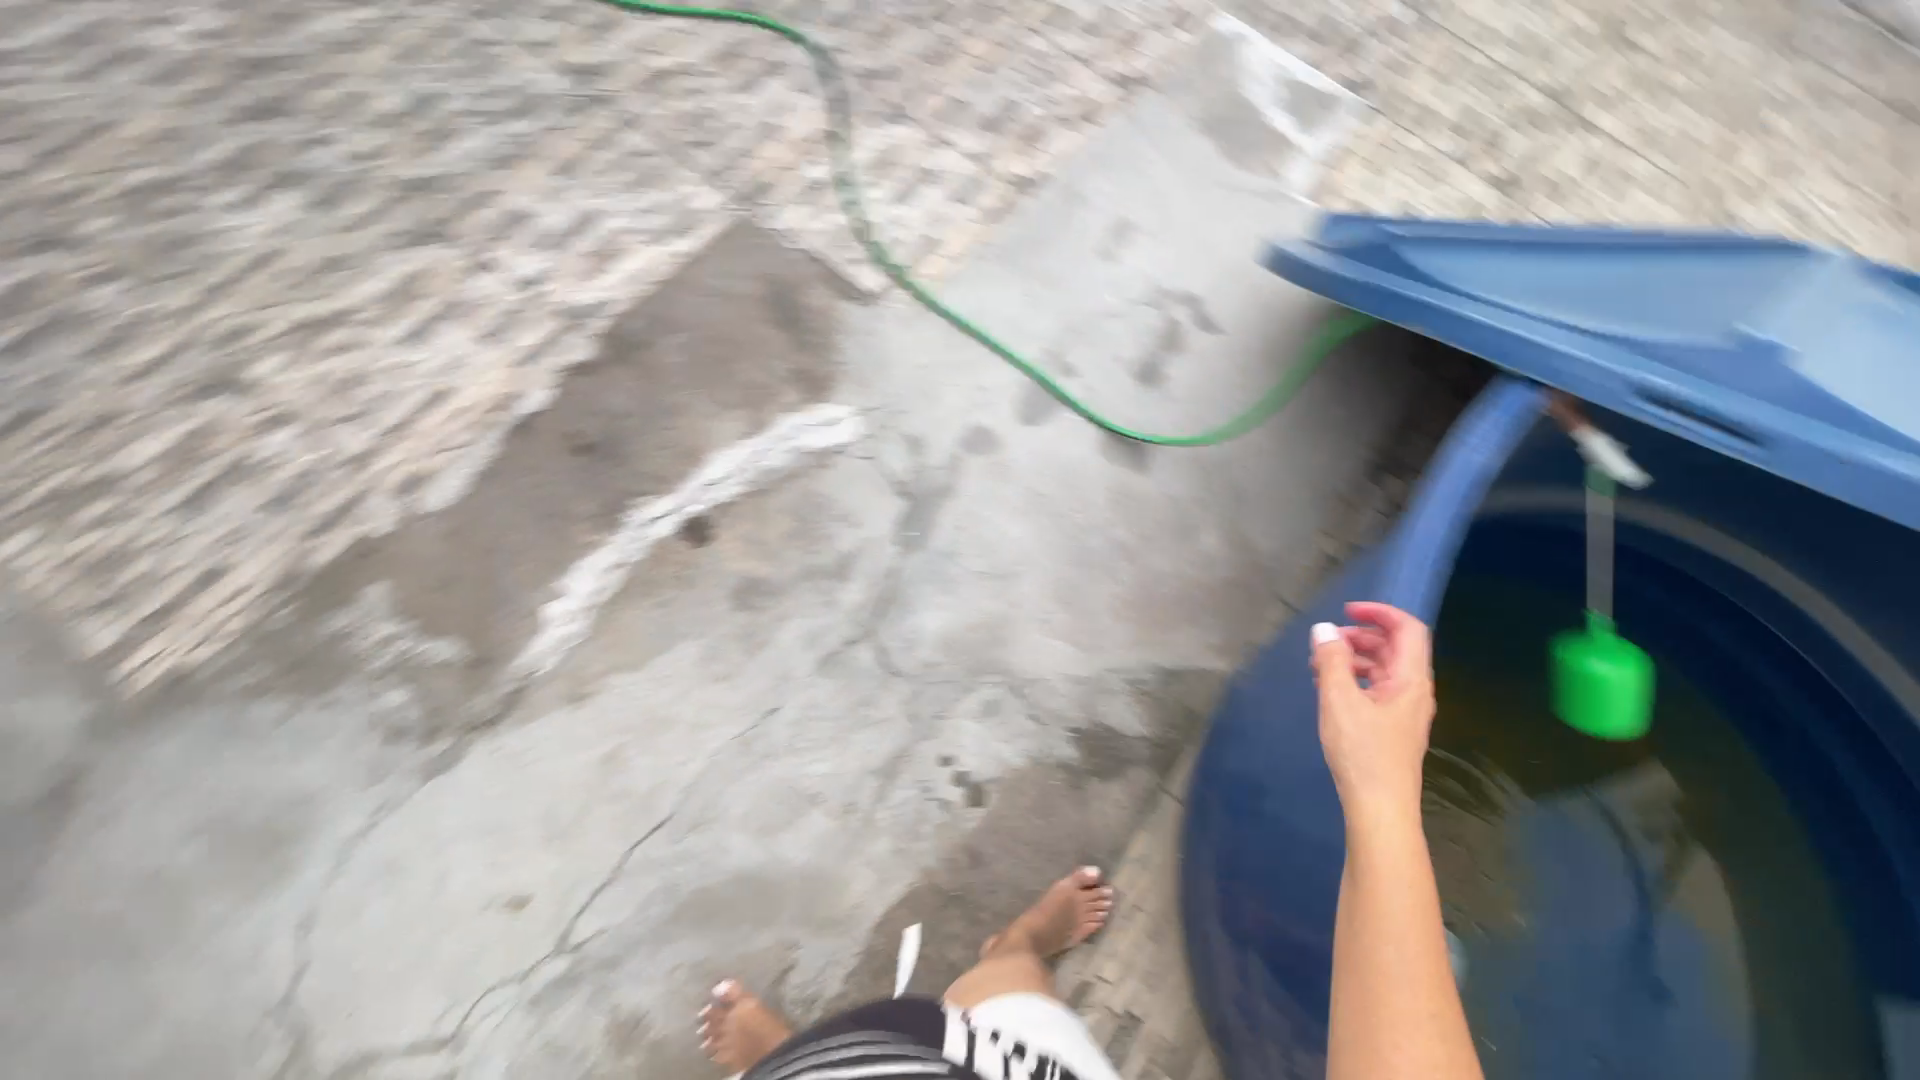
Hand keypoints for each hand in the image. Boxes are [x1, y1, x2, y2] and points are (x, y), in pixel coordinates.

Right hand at [1310, 602, 1436, 821]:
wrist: (1380, 808)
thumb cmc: (1362, 752)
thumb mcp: (1339, 701)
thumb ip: (1331, 661)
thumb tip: (1324, 629)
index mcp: (1411, 680)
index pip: (1408, 629)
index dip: (1380, 612)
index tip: (1345, 611)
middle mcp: (1415, 691)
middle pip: (1395, 648)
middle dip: (1361, 636)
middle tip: (1326, 641)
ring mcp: (1405, 711)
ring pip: (1384, 669)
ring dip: (1355, 658)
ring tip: (1320, 665)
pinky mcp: (1392, 727)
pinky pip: (1377, 689)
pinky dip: (1355, 679)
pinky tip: (1330, 690)